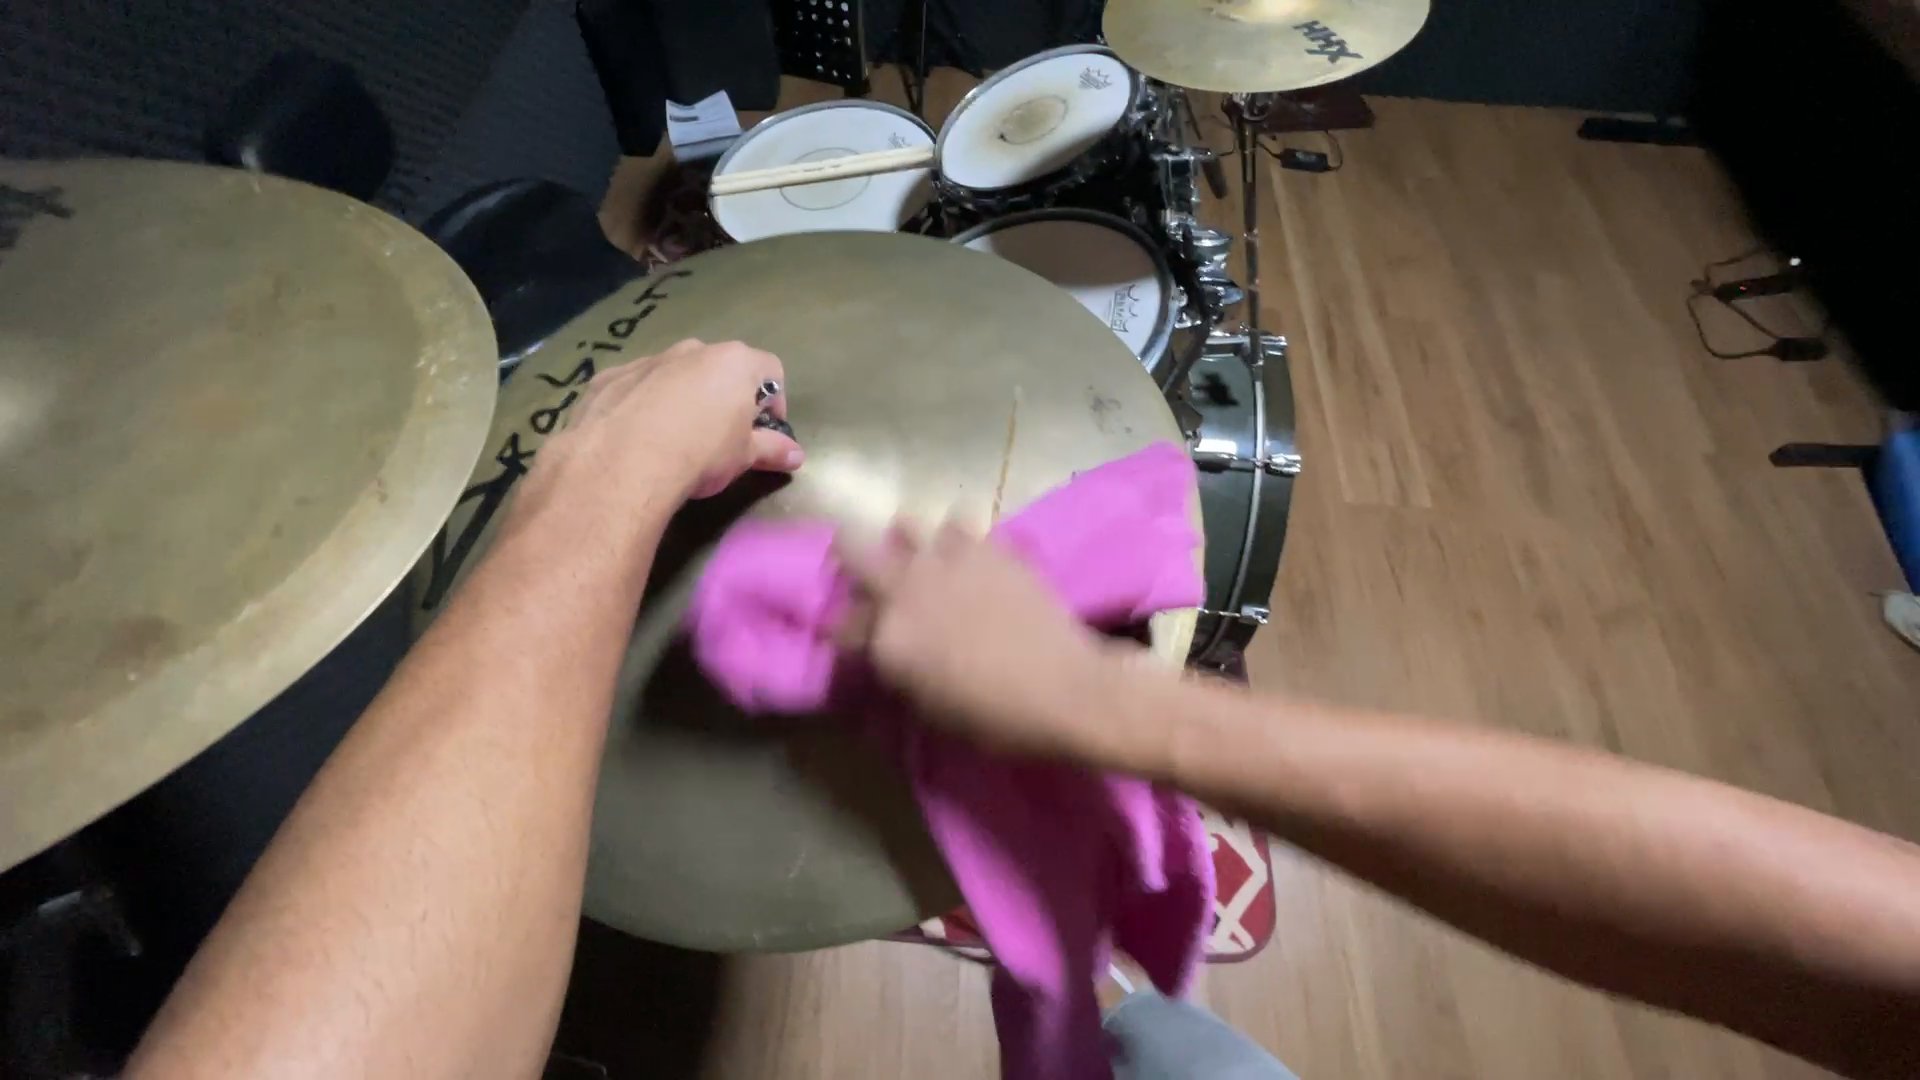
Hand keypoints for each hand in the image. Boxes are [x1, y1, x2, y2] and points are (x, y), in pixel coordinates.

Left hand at [572, 338, 802, 497]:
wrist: (622, 461)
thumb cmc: (701, 453)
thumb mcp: (744, 457)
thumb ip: (772, 450)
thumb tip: (797, 455)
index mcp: (734, 363)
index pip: (771, 370)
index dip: (775, 402)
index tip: (766, 432)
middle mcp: (693, 350)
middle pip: (722, 368)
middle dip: (728, 397)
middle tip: (724, 435)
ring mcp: (649, 359)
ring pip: (678, 374)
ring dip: (686, 398)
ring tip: (679, 438)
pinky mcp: (610, 376)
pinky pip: (638, 386)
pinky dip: (645, 404)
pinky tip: (640, 436)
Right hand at [838, 523, 1133, 759]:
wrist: (1065, 687)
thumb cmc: (996, 716)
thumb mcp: (930, 709)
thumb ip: (898, 671)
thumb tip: (889, 652)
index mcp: (888, 637)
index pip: (841, 623)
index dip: (847, 631)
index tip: (857, 638)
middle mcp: (907, 588)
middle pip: (852, 547)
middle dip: (851, 559)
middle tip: (867, 575)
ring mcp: (948, 560)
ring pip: (906, 524)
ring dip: (909, 543)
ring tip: (926, 563)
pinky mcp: (989, 547)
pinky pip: (961, 525)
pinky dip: (960, 542)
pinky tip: (973, 561)